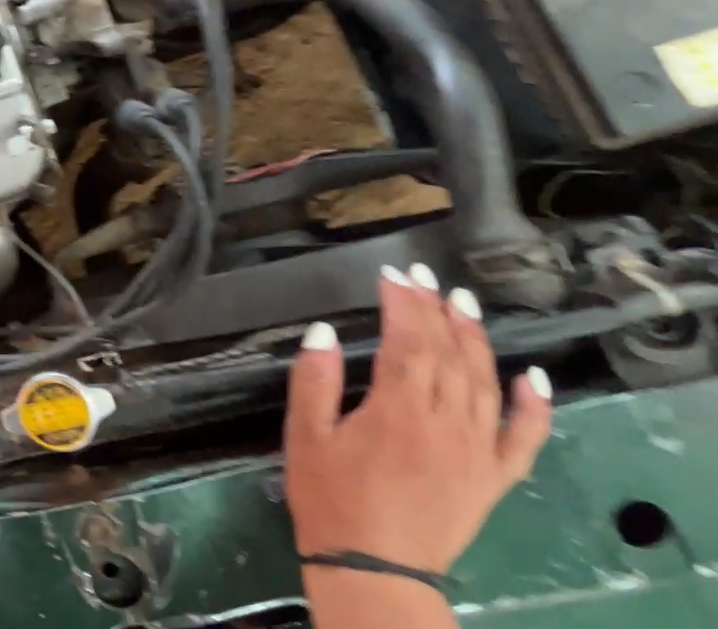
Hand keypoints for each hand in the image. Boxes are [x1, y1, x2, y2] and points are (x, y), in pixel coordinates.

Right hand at [285, 264, 553, 575]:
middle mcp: (447, 423)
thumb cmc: (329, 494)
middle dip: (435, 310)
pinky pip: (524, 436)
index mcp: (398, 410)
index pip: (408, 342)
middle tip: (423, 276)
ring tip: (464, 304)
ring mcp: (478, 449)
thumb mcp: (304, 434)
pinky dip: (534, 405)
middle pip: (448, 355)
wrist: (372, 564)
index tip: (392, 275)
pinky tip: (531, 376)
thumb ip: (315, 380)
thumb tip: (325, 333)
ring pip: (485, 383)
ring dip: (475, 339)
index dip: (402, 304)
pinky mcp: (494, 475)